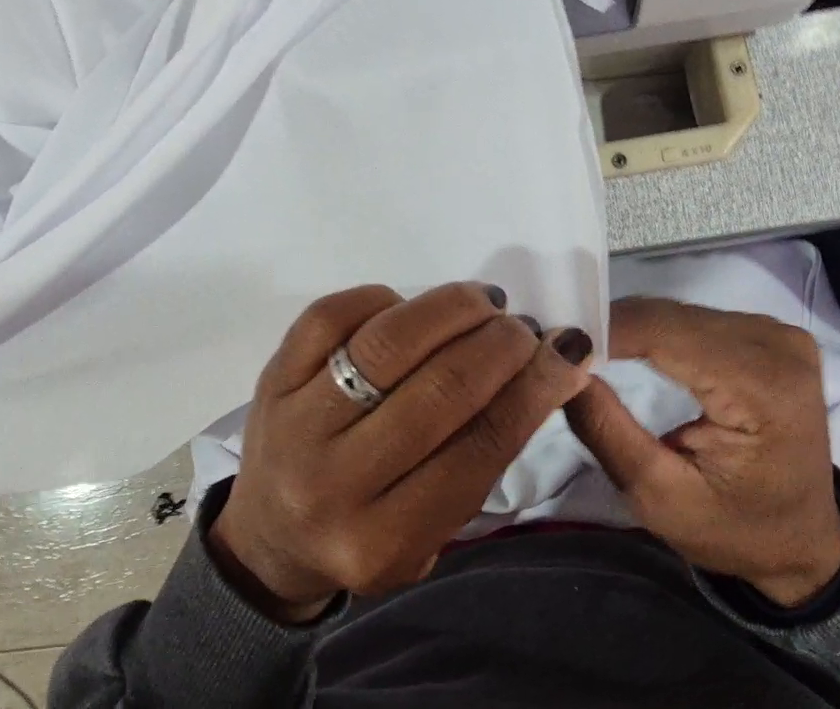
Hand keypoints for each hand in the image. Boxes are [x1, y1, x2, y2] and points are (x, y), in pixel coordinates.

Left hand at [209, 283, 594, 622]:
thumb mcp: (431, 531)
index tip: (567, 352)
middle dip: (500, 345)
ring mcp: (296, 424)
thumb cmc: (368, 535)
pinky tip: (411, 306)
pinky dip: (383, 299)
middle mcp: (334, 483)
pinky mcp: (272, 378)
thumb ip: (481, 459)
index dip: (535, 389)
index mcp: (384, 540)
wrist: (272, 538)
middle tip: (524, 328)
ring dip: (451, 311)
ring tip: (483, 304)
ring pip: (387, 345)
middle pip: (440, 391)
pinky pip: (331, 316)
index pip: (480, 448)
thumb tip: (546, 366)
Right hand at [564, 299, 839, 607]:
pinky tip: (626, 349)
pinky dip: (653, 331)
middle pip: (670, 316)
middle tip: (560, 350)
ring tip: (587, 352)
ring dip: (629, 327)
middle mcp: (778, 346)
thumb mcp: (657, 496)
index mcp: (764, 388)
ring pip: (678, 311)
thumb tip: (562, 362)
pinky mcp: (770, 335)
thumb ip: (606, 428)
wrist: (803, 544)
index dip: (604, 330)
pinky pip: (694, 318)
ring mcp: (778, 335)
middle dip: (610, 328)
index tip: (552, 344)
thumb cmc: (733, 530)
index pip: (665, 332)